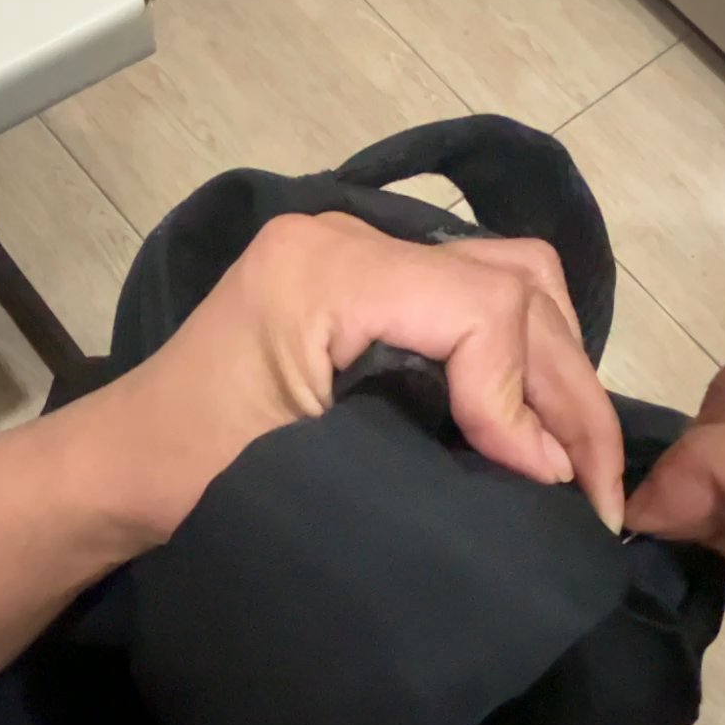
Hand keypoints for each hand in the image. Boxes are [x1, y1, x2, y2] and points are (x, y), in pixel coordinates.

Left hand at [96, 212, 626, 544]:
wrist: (128, 463)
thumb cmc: (193, 480)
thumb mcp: (315, 467)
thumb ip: (444, 447)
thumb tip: (548, 466)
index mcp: (328, 267)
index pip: (481, 307)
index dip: (525, 402)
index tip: (540, 486)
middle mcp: (353, 236)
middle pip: (514, 285)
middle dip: (569, 391)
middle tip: (595, 488)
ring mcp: (361, 250)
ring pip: (512, 278)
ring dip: (557, 366)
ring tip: (574, 455)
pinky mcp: (368, 280)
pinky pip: (476, 292)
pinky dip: (522, 353)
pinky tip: (533, 415)